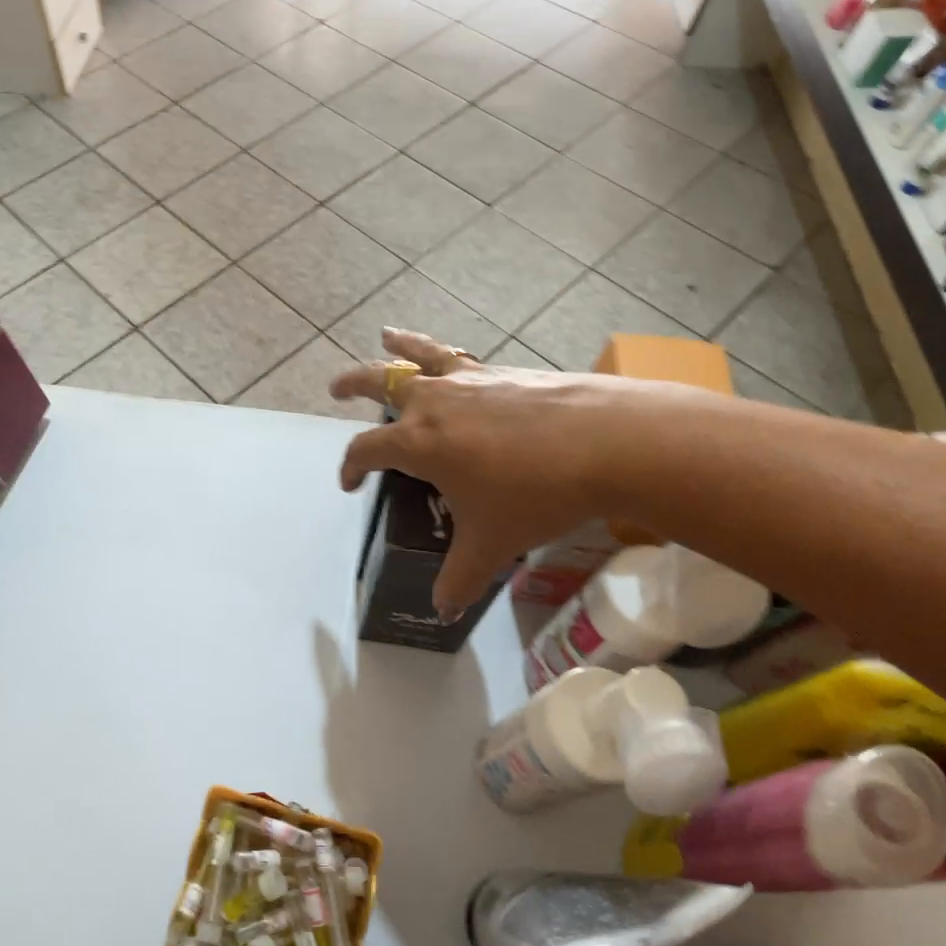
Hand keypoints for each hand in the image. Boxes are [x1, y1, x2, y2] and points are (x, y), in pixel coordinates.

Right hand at [329, 328, 638, 618]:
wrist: (609, 442)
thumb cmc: (535, 494)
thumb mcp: (491, 546)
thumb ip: (460, 578)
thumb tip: (443, 610)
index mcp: (418, 441)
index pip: (366, 450)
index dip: (352, 468)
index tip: (351, 485)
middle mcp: (435, 401)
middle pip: (381, 383)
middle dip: (353, 384)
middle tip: (336, 388)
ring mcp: (472, 380)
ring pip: (422, 355)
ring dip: (400, 348)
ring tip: (387, 335)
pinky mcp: (507, 371)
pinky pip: (464, 358)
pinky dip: (449, 356)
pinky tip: (460, 364)